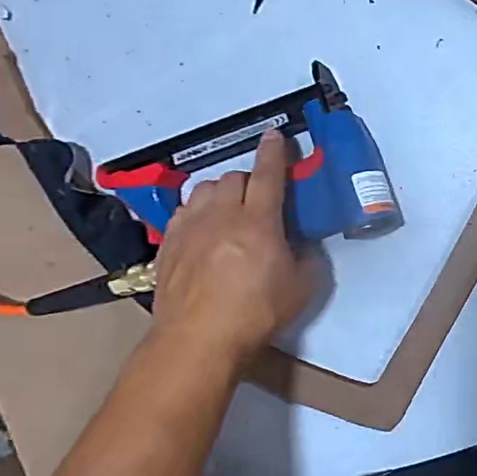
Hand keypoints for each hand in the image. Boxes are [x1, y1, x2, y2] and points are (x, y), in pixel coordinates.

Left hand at [149, 132, 314, 360]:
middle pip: (233, 178)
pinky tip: (204, 227)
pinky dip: (198, 210)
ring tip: (230, 208)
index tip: (276, 136)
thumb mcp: (302, 287)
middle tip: (260, 197)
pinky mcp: (168, 244)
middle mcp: (221, 216)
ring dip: (221, 191)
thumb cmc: (256, 314)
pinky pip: (183, 210)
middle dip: (249, 180)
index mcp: (258, 223)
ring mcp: (190, 228)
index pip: (268, 175)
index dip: (274, 153)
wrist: (199, 339)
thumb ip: (308, 257)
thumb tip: (304, 243)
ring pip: (204, 189)